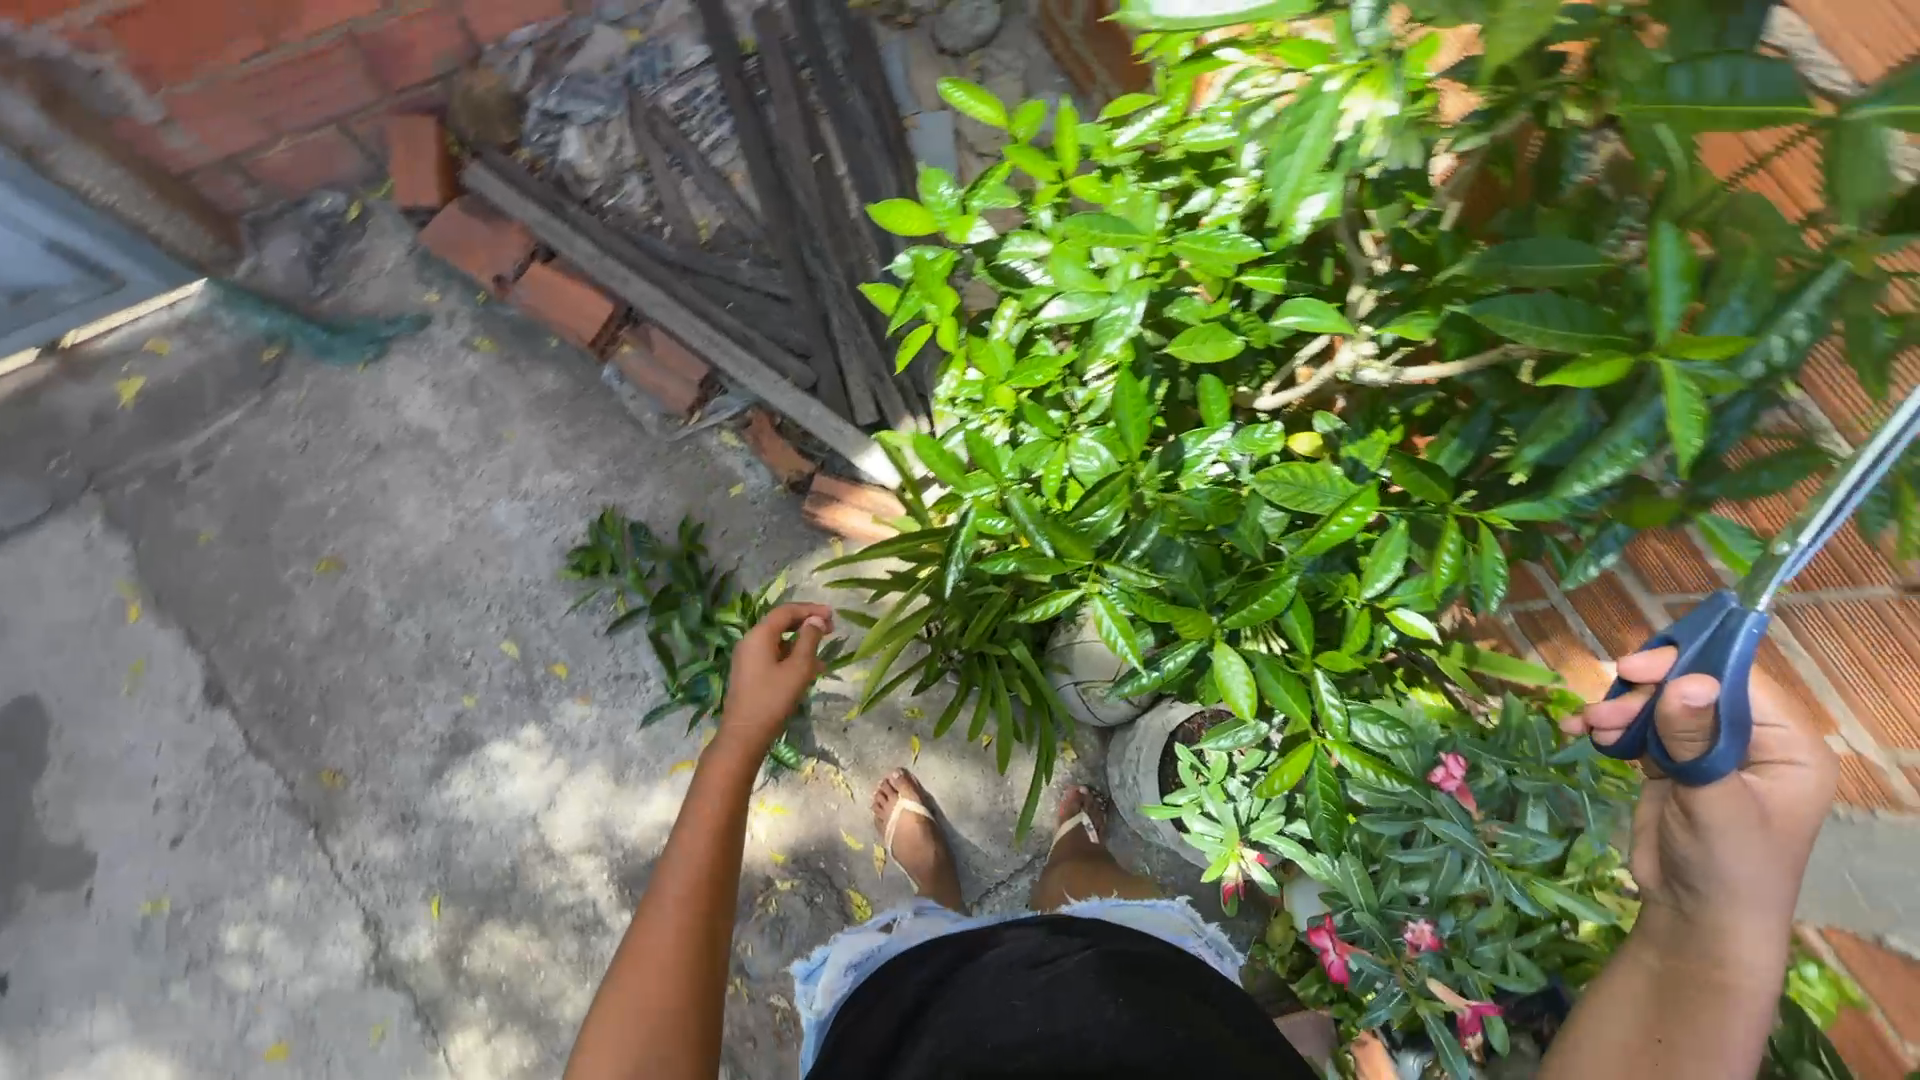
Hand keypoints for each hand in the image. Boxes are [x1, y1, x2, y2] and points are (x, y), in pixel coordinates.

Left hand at [714, 604, 832, 757]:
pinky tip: (811, 669)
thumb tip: (815, 620)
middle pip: (781, 623)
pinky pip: (774, 655)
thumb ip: (809, 640)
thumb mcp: (798, 668)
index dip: (810, 609)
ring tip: (824, 652)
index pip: (786, 611)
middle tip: (830, 629)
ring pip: (779, 641)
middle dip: (807, 624)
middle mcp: (750, 641)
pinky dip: (792, 656)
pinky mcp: (750, 673)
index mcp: (759, 635)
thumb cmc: (773, 699)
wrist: (745, 735)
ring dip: (802, 642)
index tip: (832, 615)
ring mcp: (748, 658)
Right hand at [1563, 648, 1836, 959]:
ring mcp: (1709, 753)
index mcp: (1787, 747)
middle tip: (1599, 712)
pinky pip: (1639, 729)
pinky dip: (1608, 727)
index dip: (1686, 667)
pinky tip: (1581, 733)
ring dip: (1616, 711)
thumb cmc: (1726, 864)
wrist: (1696, 915)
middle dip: (1640, 695)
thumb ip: (1697, 740)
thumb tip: (1686, 682)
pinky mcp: (1673, 765)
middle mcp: (1752, 743)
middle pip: (1690, 690)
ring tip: (1587, 728)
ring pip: (1657, 707)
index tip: (1631, 669)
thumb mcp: (1713, 801)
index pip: (1739, 684)